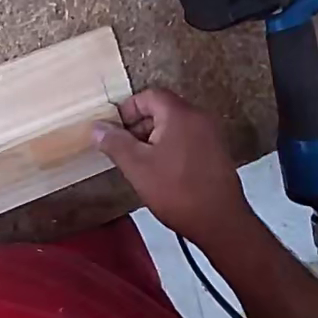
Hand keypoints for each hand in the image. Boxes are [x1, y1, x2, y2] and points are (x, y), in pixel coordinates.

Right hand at [93, 89, 263, 250]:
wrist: (220, 222)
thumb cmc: (176, 191)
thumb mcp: (137, 166)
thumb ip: (115, 143)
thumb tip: (98, 127)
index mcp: (180, 114)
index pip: (150, 95)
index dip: (128, 109)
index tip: (115, 131)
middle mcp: (199, 117)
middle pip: (163, 109)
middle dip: (139, 125)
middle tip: (124, 149)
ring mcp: (211, 135)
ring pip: (175, 126)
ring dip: (154, 139)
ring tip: (140, 164)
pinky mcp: (217, 152)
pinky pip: (188, 139)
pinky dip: (171, 148)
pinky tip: (162, 172)